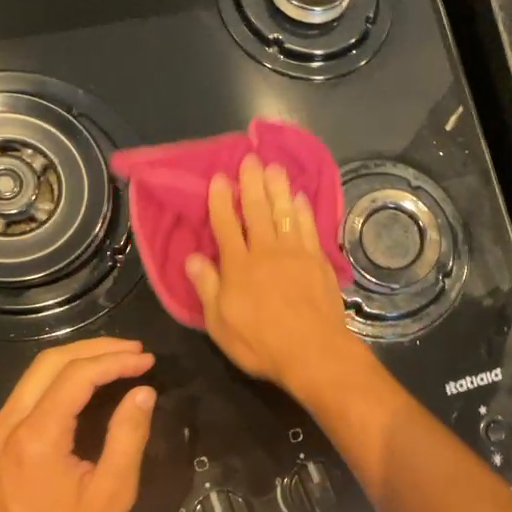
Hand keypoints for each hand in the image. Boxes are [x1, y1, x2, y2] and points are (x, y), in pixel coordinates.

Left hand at [0, 338, 155, 511]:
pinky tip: (86, 388)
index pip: (76, 376)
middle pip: (49, 364)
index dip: (115, 361)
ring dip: (76, 362)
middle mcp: (7, 426)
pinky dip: (59, 381)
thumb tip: (143, 393)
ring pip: (34, 376)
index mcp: (36, 436)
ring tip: (117, 363)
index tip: (149, 361)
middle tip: (136, 352)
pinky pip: (27, 396)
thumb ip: (127, 437)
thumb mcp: (111, 494)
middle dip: (95, 350)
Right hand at [186, 153, 367, 396]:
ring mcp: (295, 254)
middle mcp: (266, 252)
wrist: (313, 352)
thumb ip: (207, 288)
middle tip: (250, 159)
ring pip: (284, 213)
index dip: (220, 201)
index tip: (217, 179)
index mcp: (238, 266)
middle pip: (257, 210)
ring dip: (278, 189)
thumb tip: (192, 258)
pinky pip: (308, 228)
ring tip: (275, 168)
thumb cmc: (261, 344)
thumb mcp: (220, 324)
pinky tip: (300, 198)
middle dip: (251, 183)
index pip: (225, 226)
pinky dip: (303, 211)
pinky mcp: (319, 262)